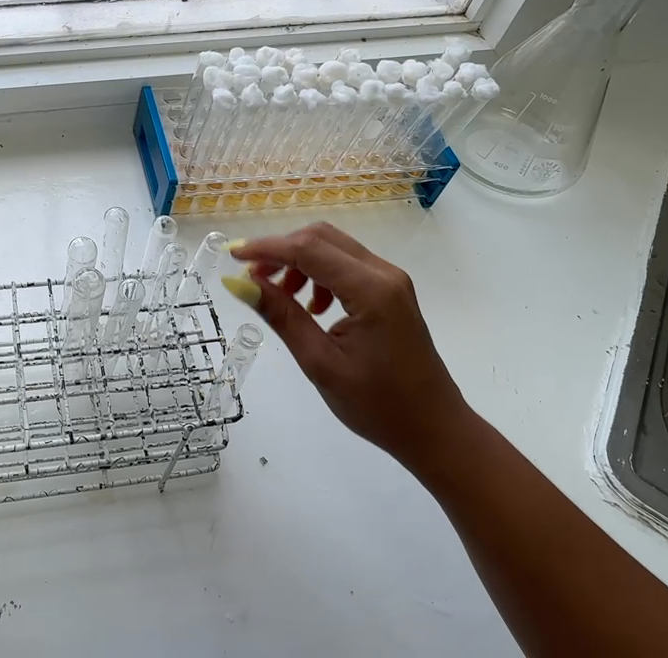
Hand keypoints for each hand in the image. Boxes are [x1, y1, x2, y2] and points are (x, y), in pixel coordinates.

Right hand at [229, 223, 473, 465]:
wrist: (435, 430)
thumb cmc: (379, 406)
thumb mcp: (320, 363)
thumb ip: (281, 316)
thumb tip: (239, 284)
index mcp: (370, 291)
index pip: (308, 250)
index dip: (266, 248)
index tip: (232, 256)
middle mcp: (384, 274)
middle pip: (321, 238)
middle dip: (281, 250)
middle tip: (251, 278)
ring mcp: (391, 281)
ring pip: (334, 248)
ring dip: (299, 262)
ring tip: (278, 295)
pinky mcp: (391, 292)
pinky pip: (347, 265)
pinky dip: (319, 273)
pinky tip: (310, 306)